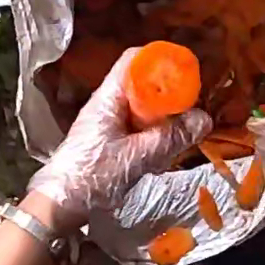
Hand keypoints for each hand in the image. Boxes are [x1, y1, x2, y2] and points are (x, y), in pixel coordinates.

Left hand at [27, 47, 211, 228]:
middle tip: (191, 107)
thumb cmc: (92, 176)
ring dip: (162, 118)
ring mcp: (106, 123)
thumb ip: (170, 138)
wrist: (59, 204)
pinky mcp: (107, 141)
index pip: (134, 60)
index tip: (185, 72)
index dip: (160, 60)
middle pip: (141, 84)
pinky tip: (163, 151)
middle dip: (167, 93)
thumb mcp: (136, 157)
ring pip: (141, 108)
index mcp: (108, 97)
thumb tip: (204, 118)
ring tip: (182, 132)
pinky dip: (152, 134)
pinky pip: (136, 128)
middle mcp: (106, 104)